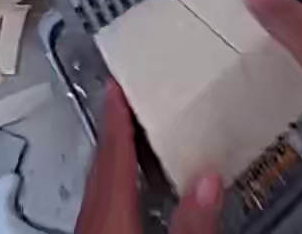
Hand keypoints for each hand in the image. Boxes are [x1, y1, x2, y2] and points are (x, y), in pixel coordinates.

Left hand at [75, 80, 222, 233]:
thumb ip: (191, 220)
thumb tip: (210, 180)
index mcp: (111, 208)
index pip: (113, 148)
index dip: (116, 113)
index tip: (117, 82)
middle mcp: (94, 215)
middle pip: (103, 158)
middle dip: (115, 125)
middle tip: (124, 95)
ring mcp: (90, 228)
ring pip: (99, 177)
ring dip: (113, 151)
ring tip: (128, 131)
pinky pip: (99, 196)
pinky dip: (112, 177)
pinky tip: (125, 184)